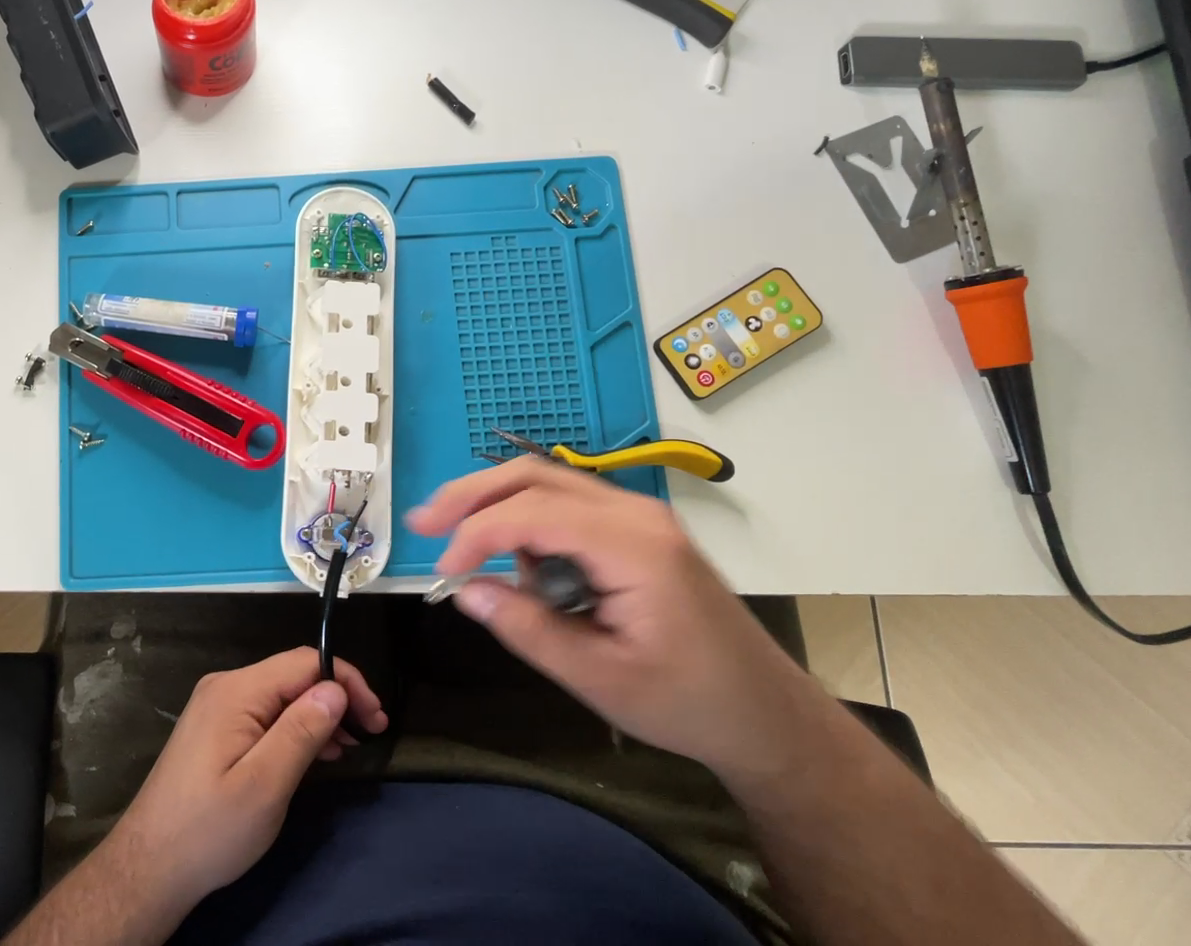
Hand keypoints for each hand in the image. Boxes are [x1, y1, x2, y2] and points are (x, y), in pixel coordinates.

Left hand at [102, 647, 387, 910]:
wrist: (150, 866)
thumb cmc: (210, 829)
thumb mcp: (265, 785)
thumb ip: (301, 731)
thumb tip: (337, 688)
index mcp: (236, 691)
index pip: (305, 662)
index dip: (346, 682)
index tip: (376, 719)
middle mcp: (225, 687)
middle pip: (294, 675)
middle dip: (337, 698)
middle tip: (371, 735)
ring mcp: (217, 708)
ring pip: (282, 695)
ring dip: (319, 715)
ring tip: (350, 748)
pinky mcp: (216, 730)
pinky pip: (266, 714)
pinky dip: (296, 728)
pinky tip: (317, 753)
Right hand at [407, 456, 831, 777]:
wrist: (766, 715)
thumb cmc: (687, 702)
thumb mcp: (598, 677)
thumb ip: (527, 628)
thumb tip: (464, 589)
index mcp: (633, 546)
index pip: (532, 512)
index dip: (475, 534)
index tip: (444, 573)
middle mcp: (635, 514)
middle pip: (534, 475)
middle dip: (472, 494)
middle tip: (424, 522)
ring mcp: (639, 519)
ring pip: (548, 482)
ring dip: (495, 504)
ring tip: (457, 543)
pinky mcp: (636, 533)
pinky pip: (567, 507)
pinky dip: (526, 523)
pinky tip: (515, 563)